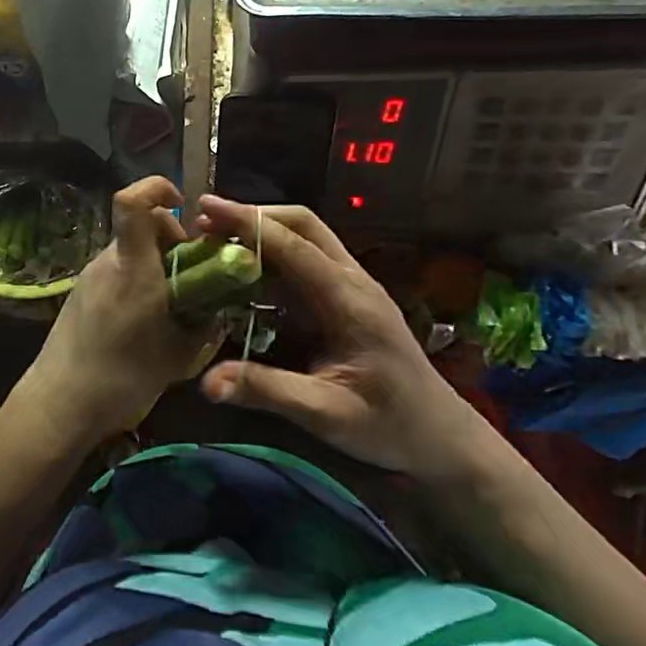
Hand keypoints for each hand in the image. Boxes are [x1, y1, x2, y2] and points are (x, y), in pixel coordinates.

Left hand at [20, 177, 213, 443]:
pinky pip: (117, 272)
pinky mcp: (80, 293)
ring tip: (173, 309)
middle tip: (195, 281)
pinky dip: (138, 282)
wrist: (61, 403)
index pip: (132, 202)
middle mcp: (107, 262)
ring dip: (157, 266)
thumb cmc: (123, 376)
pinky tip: (146, 321)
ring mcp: (90, 277)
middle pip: (142, 227)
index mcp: (132, 268)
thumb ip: (205, 321)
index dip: (156, 187)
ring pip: (132, 252)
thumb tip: (220, 303)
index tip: (183, 204)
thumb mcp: (180, 353)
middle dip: (175, 242)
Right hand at [195, 196, 506, 484]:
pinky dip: (269, 255)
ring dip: (260, 231)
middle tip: (204, 222)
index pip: (295, 246)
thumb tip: (208, 382)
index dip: (248, 223)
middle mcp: (352, 281)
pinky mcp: (345, 299)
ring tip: (213, 240)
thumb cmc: (389, 425)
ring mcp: (352, 287)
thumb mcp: (325, 414)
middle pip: (303, 225)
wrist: (441, 438)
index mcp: (350, 301)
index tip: (205, 207)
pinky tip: (241, 271)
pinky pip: (304, 261)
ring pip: (305, 238)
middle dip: (253, 216)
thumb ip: (267, 391)